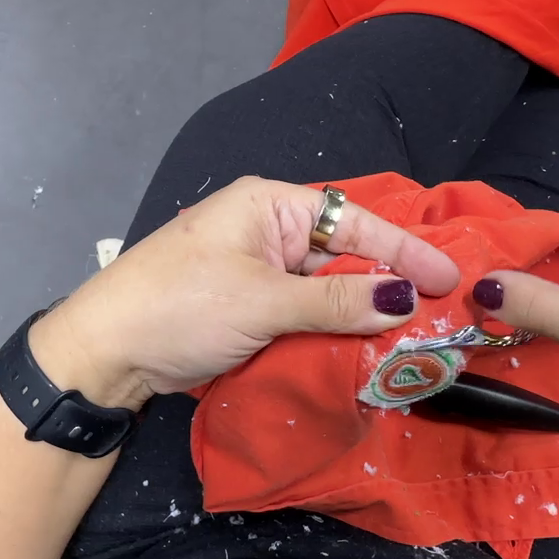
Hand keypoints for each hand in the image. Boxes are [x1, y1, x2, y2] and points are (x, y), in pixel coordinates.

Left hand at [30, 176, 460, 408]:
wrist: (108, 351)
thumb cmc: (181, 306)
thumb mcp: (263, 301)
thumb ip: (336, 301)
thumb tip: (404, 300)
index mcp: (270, 206)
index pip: (352, 221)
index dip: (404, 250)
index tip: (450, 280)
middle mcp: (268, 231)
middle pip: (344, 256)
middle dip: (385, 287)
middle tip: (436, 320)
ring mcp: (258, 271)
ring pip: (326, 290)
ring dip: (359, 315)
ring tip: (409, 342)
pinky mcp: (249, 307)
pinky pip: (303, 314)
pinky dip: (330, 332)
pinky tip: (362, 352)